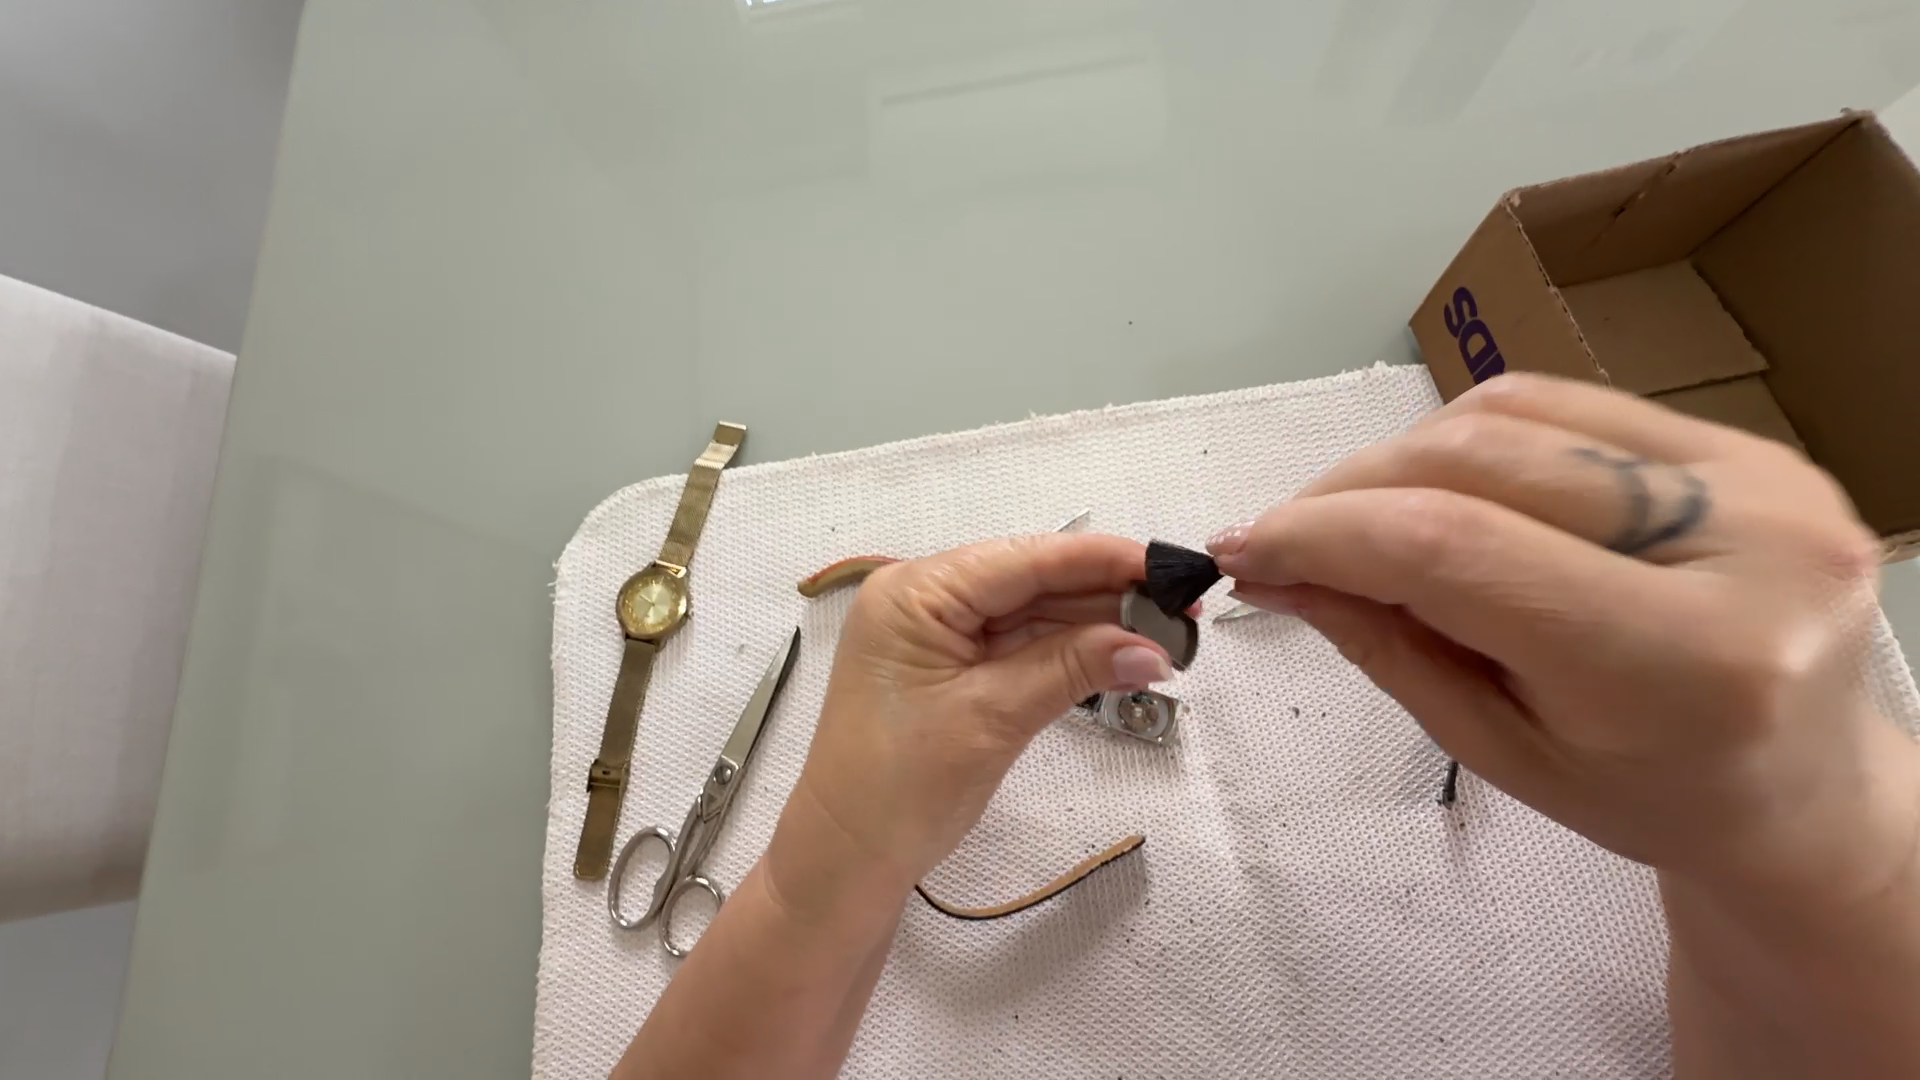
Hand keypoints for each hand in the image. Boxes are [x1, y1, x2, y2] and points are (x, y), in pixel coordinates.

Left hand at [773, 535, 1174, 902]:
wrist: (846, 860)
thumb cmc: (900, 788)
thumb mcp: (990, 718)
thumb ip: (1071, 668)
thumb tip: (1154, 648)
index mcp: (915, 593)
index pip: (1021, 559)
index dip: (1099, 559)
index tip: (1167, 566)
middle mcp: (924, 598)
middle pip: (1029, 580)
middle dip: (1104, 593)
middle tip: (1181, 608)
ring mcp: (937, 632)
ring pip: (1029, 611)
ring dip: (1093, 622)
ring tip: (1165, 634)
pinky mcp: (952, 664)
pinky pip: (1017, 643)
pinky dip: (1066, 650)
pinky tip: (1117, 653)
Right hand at [1209, 373, 1918, 904]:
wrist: (1796, 781)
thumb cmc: (1633, 789)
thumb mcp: (1482, 741)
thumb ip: (1373, 639)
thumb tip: (1265, 570)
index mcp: (1678, 660)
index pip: (1448, 549)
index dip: (1318, 534)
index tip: (1238, 548)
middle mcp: (1739, 545)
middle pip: (1467, 464)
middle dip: (1338, 495)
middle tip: (1276, 540)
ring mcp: (1751, 477)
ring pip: (1498, 416)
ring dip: (1386, 462)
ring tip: (1347, 519)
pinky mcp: (1735, 445)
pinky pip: (1548, 402)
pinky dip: (1452, 437)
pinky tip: (1423, 486)